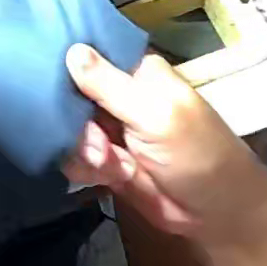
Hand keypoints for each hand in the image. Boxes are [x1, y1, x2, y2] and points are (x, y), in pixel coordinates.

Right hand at [63, 45, 266, 253]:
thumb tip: (73, 49)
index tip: (48, 78)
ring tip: (110, 164)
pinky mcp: (105, 161)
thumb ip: (112, 85)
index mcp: (137, 73)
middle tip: (97, 142)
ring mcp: (111, 130)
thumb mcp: (157, 115)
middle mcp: (119, 96)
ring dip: (84, 149)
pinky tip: (111, 175)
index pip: (91, 54)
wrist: (217, 216)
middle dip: (76, 121)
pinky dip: (88, 168)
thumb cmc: (198, 154)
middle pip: (71, 95)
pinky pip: (75, 157)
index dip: (68, 64)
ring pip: (69, 129)